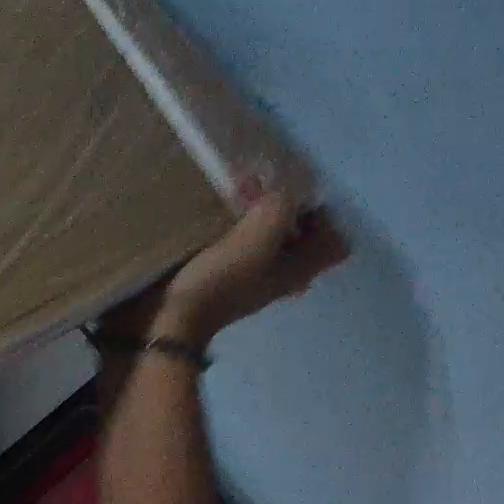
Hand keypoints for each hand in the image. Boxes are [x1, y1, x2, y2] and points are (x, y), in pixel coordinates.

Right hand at [104, 193, 349, 348]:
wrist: (169, 318)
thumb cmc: (216, 282)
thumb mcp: (252, 244)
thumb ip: (274, 212)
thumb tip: (280, 185)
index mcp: (298, 269)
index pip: (333, 240)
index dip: (319, 213)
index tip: (287, 192)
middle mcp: (280, 273)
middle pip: (298, 235)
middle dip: (278, 207)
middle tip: (248, 186)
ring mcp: (249, 275)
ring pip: (266, 237)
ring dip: (251, 214)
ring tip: (224, 194)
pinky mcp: (219, 273)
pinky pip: (237, 244)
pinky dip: (228, 226)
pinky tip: (205, 215)